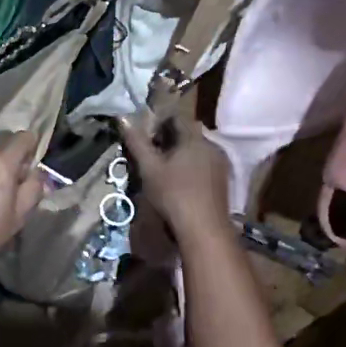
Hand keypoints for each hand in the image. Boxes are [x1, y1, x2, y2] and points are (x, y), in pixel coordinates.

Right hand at [119, 113, 231, 244]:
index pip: (176, 118)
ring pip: (196, 149)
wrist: (204, 229)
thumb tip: (122, 116)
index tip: (144, 139)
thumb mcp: (149, 167)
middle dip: (168, 140)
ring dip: (180, 154)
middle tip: (150, 156)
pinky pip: (204, 164)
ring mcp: (220, 164)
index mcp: (194, 138)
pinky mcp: (223, 180)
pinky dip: (190, 167)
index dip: (158, 124)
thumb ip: (136, 142)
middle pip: (187, 133)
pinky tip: (179, 183)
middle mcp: (211, 146)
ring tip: (163, 171)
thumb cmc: (173, 194)